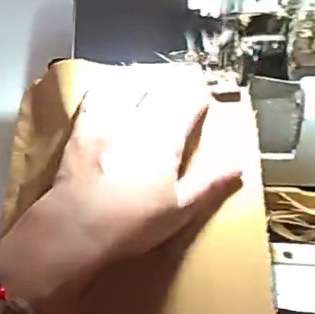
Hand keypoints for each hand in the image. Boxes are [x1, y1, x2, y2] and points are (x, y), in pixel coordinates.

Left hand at [0, 77, 243, 306]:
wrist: (76, 226)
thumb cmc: (132, 224)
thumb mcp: (180, 211)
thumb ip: (209, 185)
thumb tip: (237, 167)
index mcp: (165, 142)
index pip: (186, 108)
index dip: (197, 99)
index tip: (203, 98)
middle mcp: (136, 125)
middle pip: (158, 95)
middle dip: (172, 89)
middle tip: (179, 88)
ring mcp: (105, 125)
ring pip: (126, 92)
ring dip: (140, 87)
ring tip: (146, 88)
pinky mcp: (79, 131)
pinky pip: (93, 101)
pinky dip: (103, 93)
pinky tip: (104, 93)